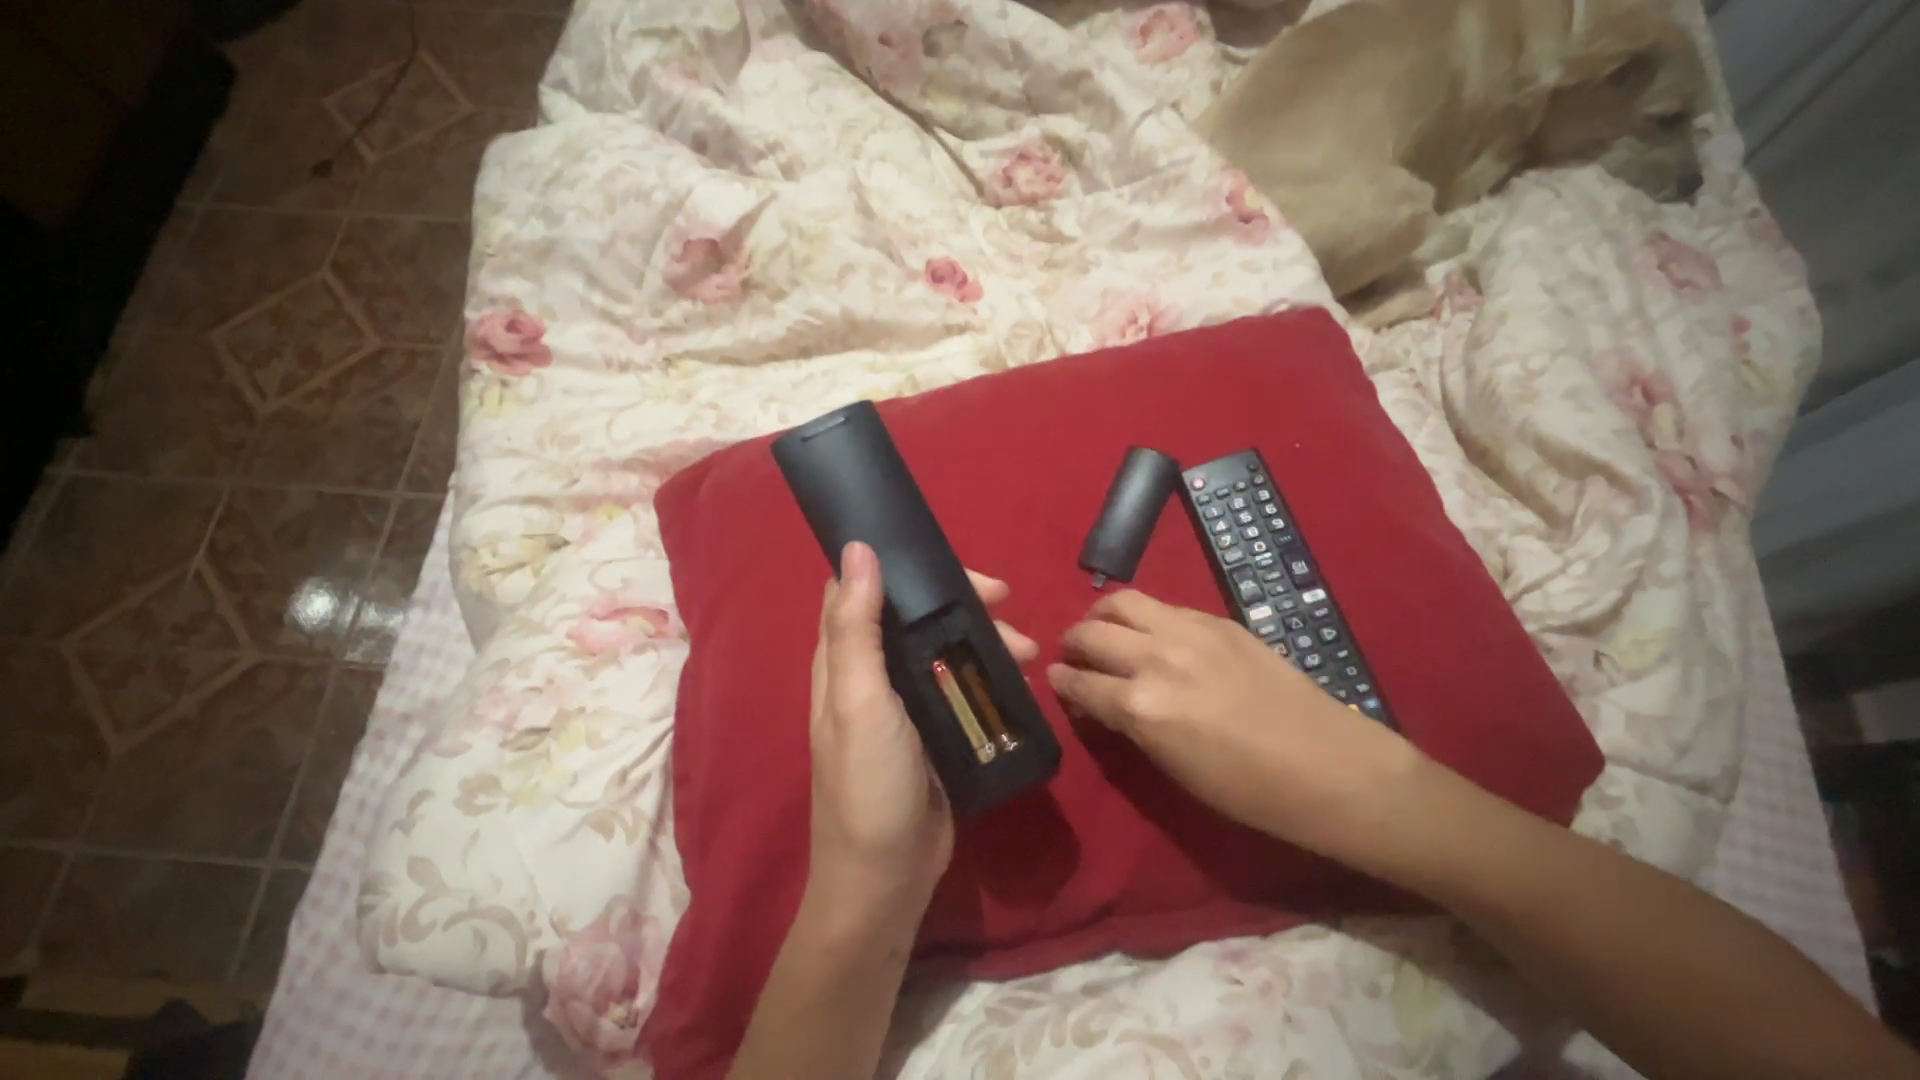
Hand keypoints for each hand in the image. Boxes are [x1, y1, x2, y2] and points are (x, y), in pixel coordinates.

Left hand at [807, 541, 1037, 912]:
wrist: (888, 876)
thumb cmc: (868, 784)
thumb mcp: (860, 701)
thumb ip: (857, 629)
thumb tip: (858, 549)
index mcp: (843, 660)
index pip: (863, 590)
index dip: (902, 567)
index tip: (951, 564)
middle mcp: (872, 674)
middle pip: (914, 616)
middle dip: (960, 602)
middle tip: (1006, 600)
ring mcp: (906, 704)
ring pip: (945, 648)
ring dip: (985, 638)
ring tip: (1028, 650)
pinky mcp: (936, 731)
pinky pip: (964, 685)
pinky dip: (991, 672)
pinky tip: (1022, 677)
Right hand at [1046, 590, 1416, 856]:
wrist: (1330, 767)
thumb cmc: (1248, 791)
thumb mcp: (1173, 768)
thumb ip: (1129, 726)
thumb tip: (1100, 703)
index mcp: (1141, 707)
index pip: (1079, 683)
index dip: (1060, 682)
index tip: (1054, 680)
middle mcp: (1156, 659)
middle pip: (1091, 633)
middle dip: (1072, 644)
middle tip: (1074, 656)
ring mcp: (1190, 632)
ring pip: (1122, 602)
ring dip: (1101, 616)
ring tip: (1102, 631)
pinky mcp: (1220, 621)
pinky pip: (1164, 605)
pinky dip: (1143, 616)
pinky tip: (1149, 633)